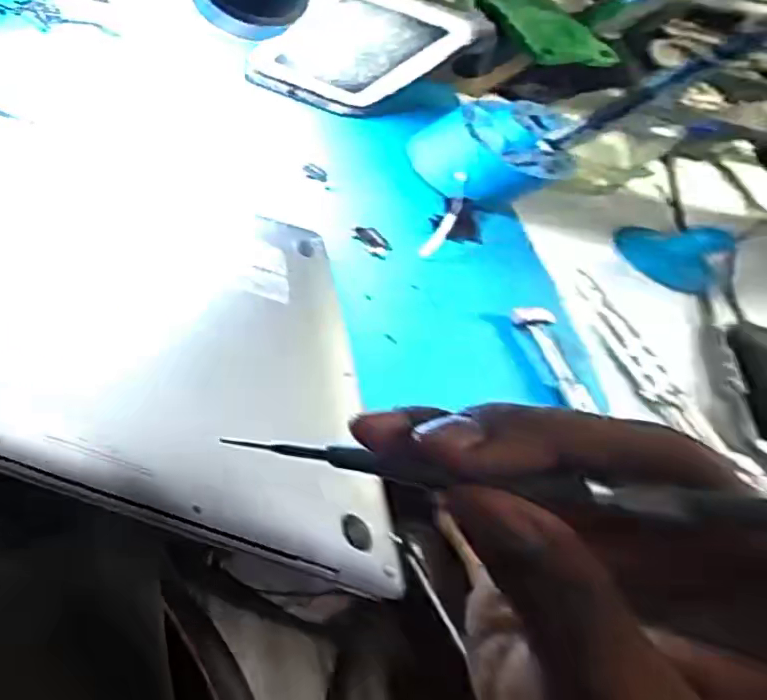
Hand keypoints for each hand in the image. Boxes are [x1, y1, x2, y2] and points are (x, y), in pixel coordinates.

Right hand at [352, 405, 766, 699]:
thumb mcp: (617, 697)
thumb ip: (568, 603)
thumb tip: (474, 495)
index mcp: (754, 578)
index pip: (677, 475)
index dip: (576, 446)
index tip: (474, 458)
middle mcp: (686, 546)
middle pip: (589, 455)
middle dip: (492, 437)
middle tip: (422, 444)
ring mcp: (603, 542)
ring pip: (522, 455)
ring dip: (440, 437)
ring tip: (378, 434)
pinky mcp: (532, 540)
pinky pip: (480, 481)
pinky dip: (423, 459)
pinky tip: (380, 444)